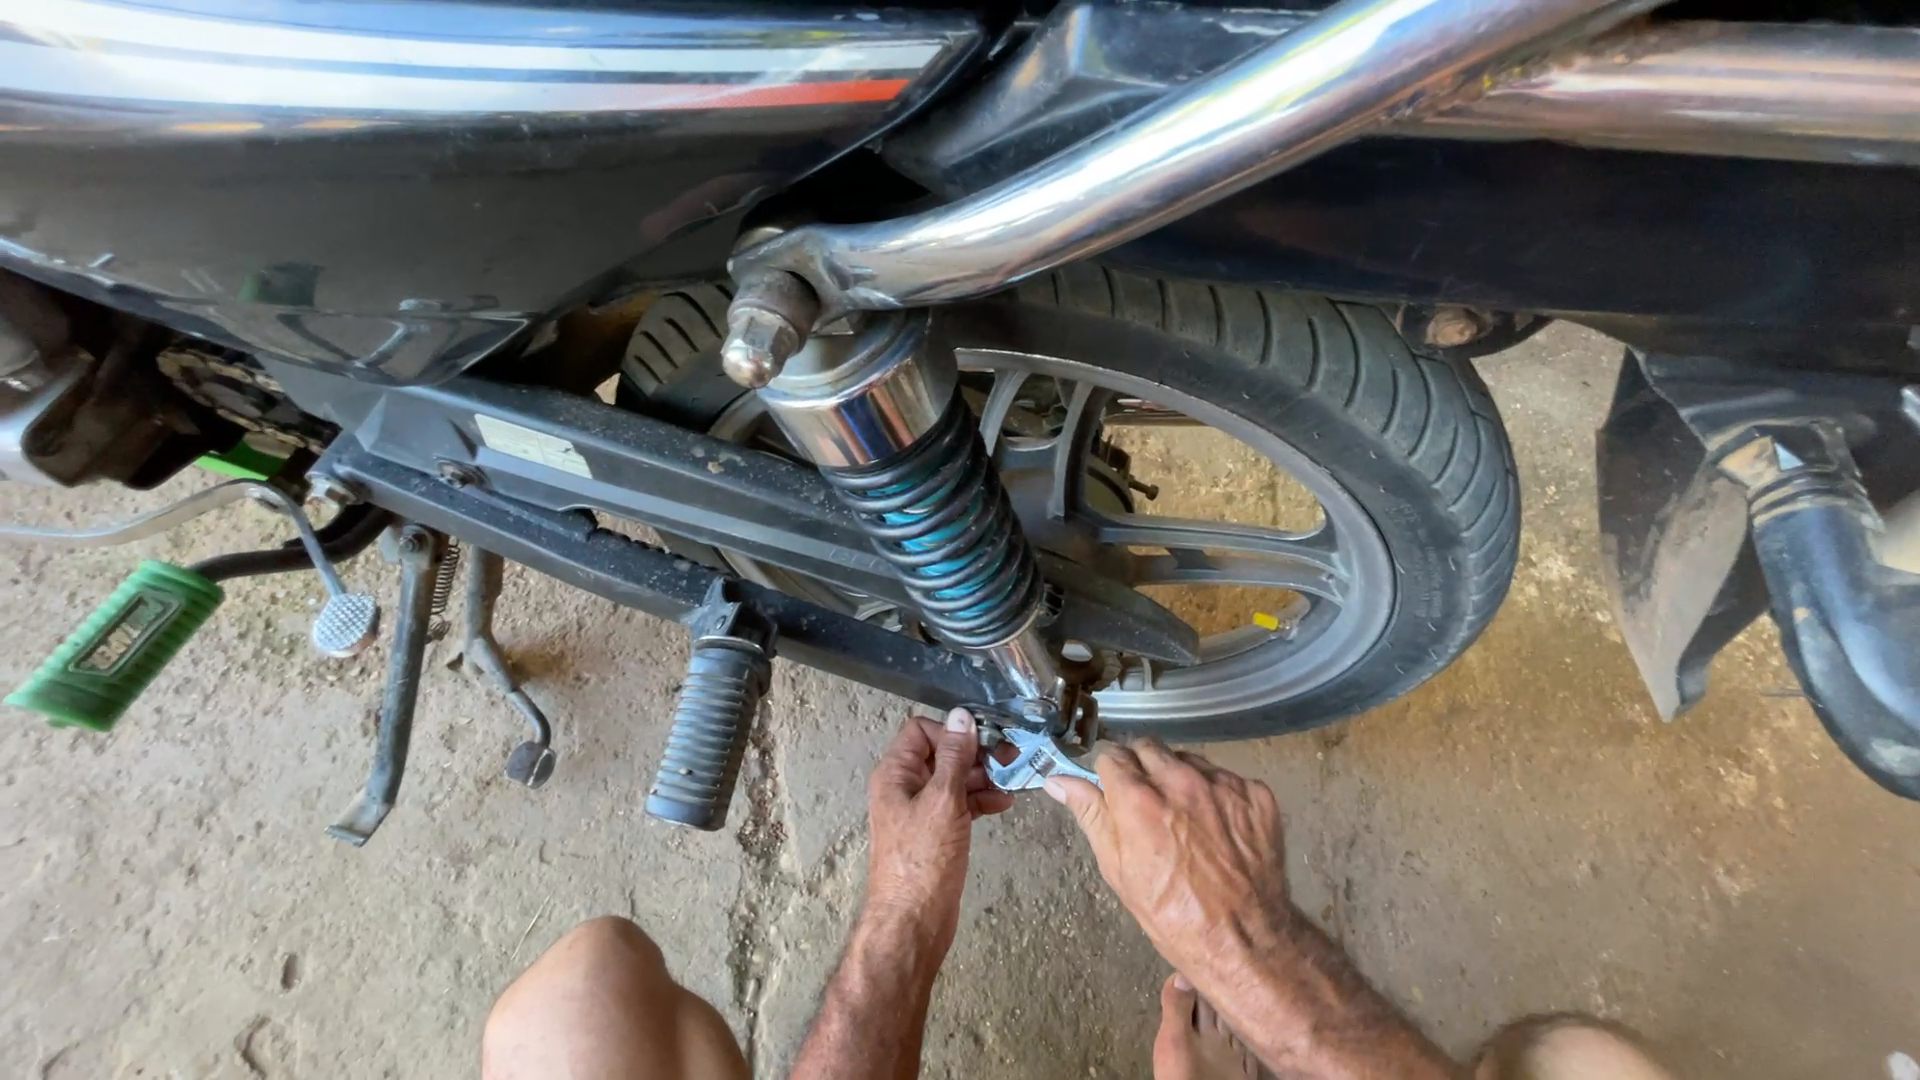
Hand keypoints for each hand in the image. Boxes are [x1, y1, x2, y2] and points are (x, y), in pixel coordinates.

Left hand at [863, 709, 1014, 945]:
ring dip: (982, 776)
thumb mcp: (943, 800)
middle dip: (974, 753)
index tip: (983, 741)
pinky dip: (981, 800)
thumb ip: (954, 757)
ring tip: (1011, 779)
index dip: (952, 732)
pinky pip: (960, 803)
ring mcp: (921, 810)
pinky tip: (1004, 803)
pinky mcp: (937, 831)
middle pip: (941, 753)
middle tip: (1009, 757)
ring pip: (954, 779)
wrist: (913, 923)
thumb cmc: (923, 859)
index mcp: (895, 773)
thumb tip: (961, 716)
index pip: (921, 731)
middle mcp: (905, 786)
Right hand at [1045, 739, 1289, 985]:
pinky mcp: (1256, 794)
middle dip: (1141, 766)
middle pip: (1148, 747)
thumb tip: (1057, 780)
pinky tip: (1218, 825)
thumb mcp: (1118, 869)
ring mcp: (1222, 784)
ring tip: (1184, 816)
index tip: (1115, 792)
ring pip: (1187, 758)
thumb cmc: (1170, 913)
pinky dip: (1216, 793)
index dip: (1109, 774)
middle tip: (1147, 802)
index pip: (1112, 755)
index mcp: (1138, 798)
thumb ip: (1090, 814)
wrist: (1245, 942)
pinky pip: (1225, 777)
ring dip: (1178, 776)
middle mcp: (1180, 780)